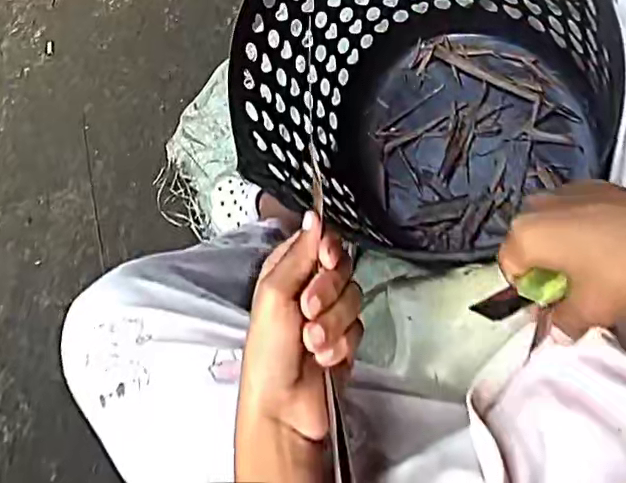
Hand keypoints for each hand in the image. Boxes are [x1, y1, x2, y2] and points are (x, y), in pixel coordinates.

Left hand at [235, 212, 361, 480]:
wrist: (282, 408)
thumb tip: (313, 217)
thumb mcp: (275, 293)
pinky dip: (342, 343)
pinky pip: (358, 327)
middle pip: (340, 267)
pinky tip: (324, 356)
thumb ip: (299, 253)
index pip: (318, 239)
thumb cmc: (267, 352)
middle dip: (328, 291)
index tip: (326, 259)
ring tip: (311, 342)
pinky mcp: (343, 337)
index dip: (327, 248)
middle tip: (308, 309)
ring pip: (352, 297)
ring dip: (332, 323)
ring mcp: (327, 312)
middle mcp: (307, 285)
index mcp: (286, 267)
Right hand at [497, 180, 625, 335]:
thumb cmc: (620, 273)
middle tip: (578, 287)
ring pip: (549, 223)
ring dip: (562, 244)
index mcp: (524, 235)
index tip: (558, 305)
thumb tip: (556, 331)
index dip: (531, 292)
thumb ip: (565, 323)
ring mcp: (560, 191)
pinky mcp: (588, 184)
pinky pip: (572, 209)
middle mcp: (533, 207)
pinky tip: (612, 241)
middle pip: (527, 242)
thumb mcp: (592, 311)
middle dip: (545, 266)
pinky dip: (581, 225)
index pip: (510, 269)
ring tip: (597, 263)